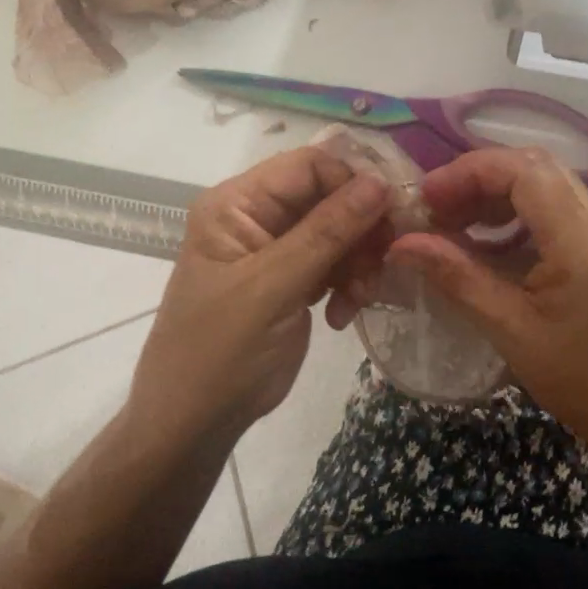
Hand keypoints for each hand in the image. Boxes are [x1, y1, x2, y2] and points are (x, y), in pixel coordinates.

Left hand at [129, 147, 391, 439]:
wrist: (195, 423)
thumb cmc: (220, 351)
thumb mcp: (274, 286)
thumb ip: (328, 230)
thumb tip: (381, 181)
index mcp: (238, 204)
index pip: (311, 165)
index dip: (355, 182)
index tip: (393, 213)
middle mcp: (258, 217)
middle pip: (333, 196)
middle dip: (362, 229)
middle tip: (383, 262)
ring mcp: (278, 250)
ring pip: (343, 231)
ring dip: (360, 262)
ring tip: (358, 298)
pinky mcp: (295, 279)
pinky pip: (339, 263)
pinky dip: (350, 285)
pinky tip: (343, 315)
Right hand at [387, 148, 587, 451]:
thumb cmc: (577, 377)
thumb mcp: (510, 330)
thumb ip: (458, 277)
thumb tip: (402, 242)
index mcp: (582, 239)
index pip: (525, 171)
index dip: (470, 172)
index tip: (427, 197)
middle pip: (536, 167)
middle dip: (479, 178)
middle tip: (433, 208)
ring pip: (547, 181)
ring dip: (497, 192)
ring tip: (451, 222)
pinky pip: (558, 204)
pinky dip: (518, 210)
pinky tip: (485, 238)